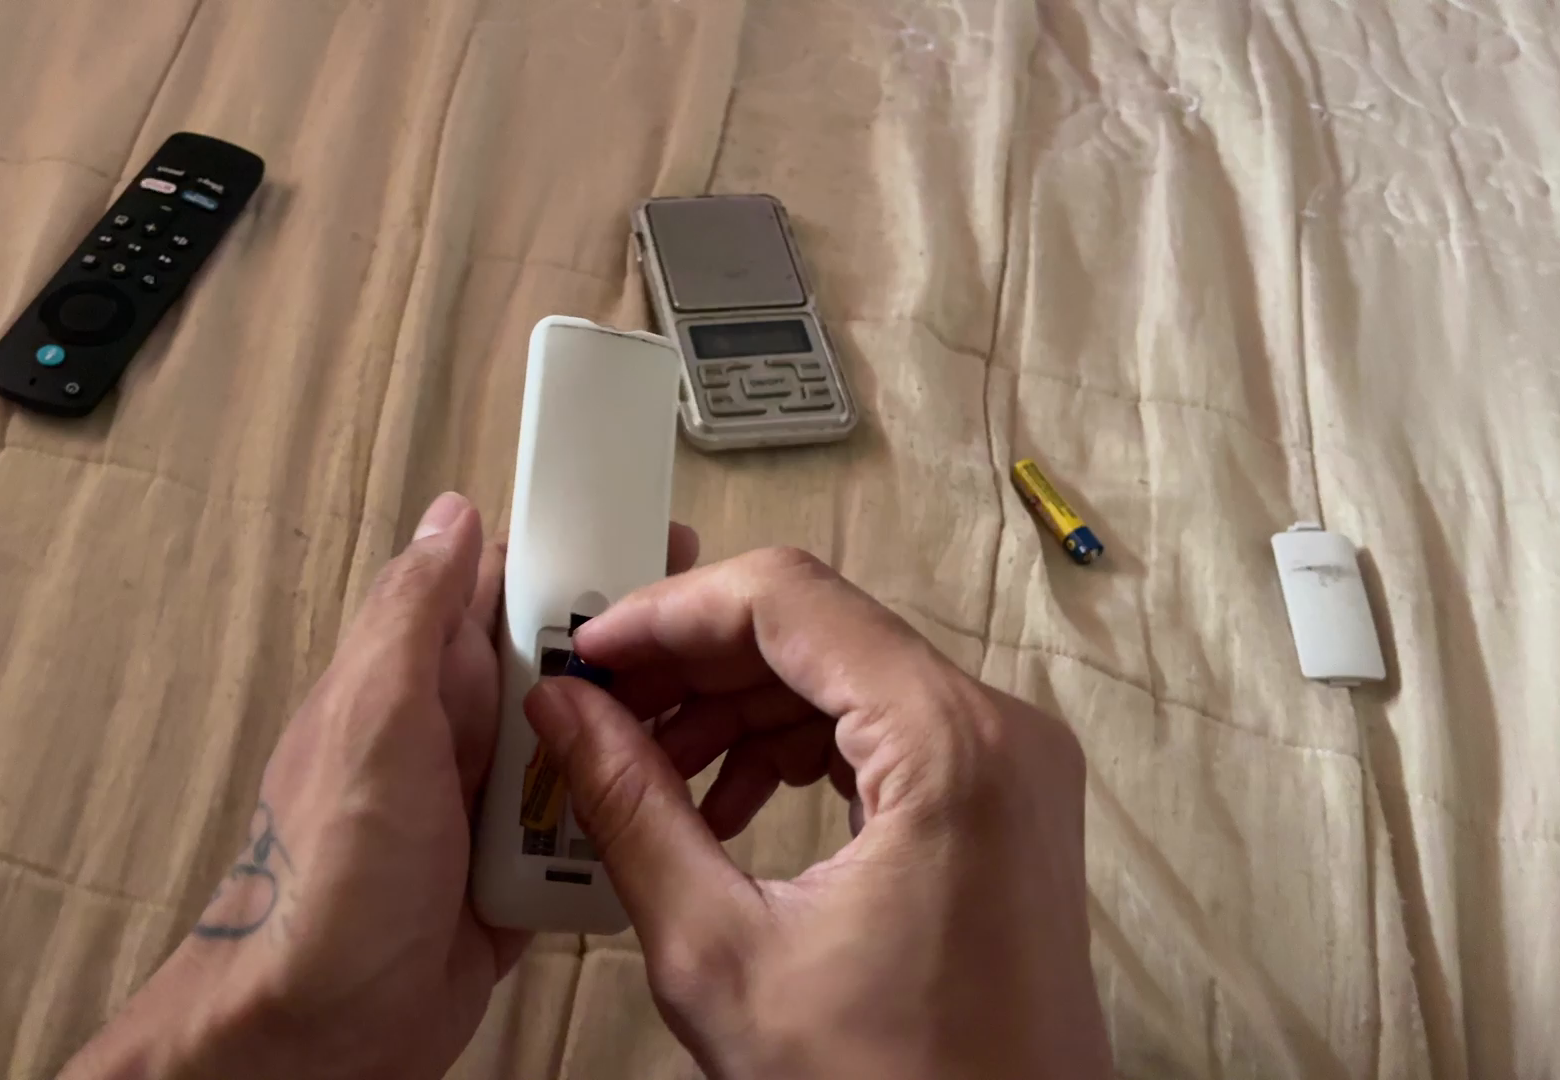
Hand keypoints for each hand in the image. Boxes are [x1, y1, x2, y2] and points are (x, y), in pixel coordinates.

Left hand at [62, 491, 696, 1079]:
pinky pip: (598, 801)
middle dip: (635, 638)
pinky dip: (635, 793)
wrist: (323, 1035)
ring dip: (645, 718)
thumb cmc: (336, 868)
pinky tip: (693, 789)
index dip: (583, 551)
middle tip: (716, 636)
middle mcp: (474, 717)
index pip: (514, 581)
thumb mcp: (373, 723)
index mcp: (433, 670)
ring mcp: (506, 785)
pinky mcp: (534, 851)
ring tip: (728, 711)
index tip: (658, 539)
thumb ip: (413, 617)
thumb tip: (454, 508)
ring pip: (593, 727)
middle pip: (567, 654)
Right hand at [524, 548, 1111, 1079]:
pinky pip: (866, 719)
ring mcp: (999, 752)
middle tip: (604, 700)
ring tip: (652, 762)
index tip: (592, 648)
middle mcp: (990, 721)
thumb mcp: (717, 951)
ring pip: (831, 666)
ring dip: (730, 702)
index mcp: (945, 742)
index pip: (785, 598)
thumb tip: (560, 707)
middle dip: (691, 656)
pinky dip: (782, 739)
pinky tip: (724, 798)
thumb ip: (628, 805)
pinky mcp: (989, 786)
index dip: (670, 610)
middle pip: (809, 624)